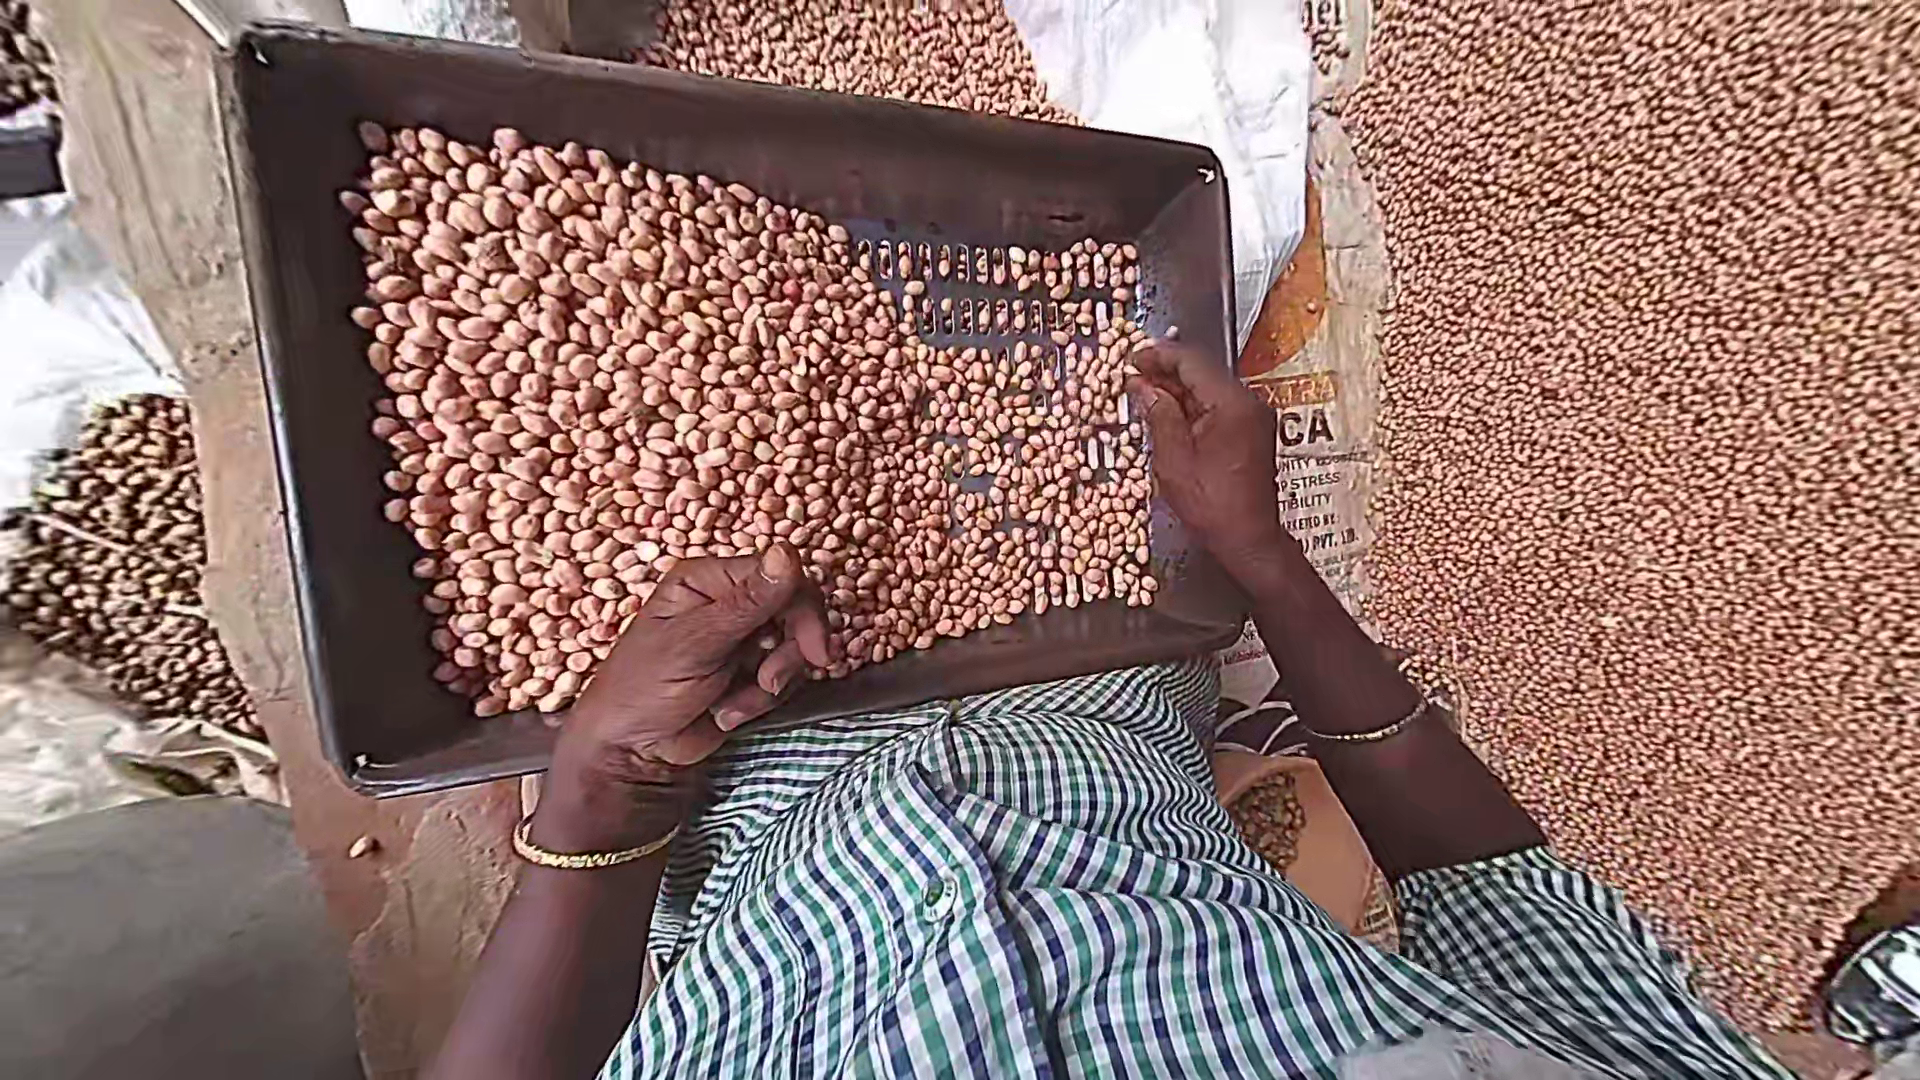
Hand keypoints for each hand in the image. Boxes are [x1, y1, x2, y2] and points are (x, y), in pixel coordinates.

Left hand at [535, 543, 831, 849]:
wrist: (630, 754)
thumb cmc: (643, 689)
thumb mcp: (695, 643)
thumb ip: (747, 601)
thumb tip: (789, 552)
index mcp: (710, 580)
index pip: (781, 576)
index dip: (803, 610)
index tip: (815, 650)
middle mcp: (731, 601)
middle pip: (796, 612)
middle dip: (787, 654)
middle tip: (769, 682)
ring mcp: (743, 636)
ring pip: (794, 648)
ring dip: (771, 682)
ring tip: (734, 703)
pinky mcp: (752, 669)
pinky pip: (785, 676)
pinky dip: (762, 699)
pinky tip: (728, 711)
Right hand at [1125, 343, 1289, 578]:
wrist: (1247, 538)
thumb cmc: (1209, 503)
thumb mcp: (1174, 459)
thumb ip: (1159, 415)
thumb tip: (1142, 386)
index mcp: (1232, 404)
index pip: (1193, 362)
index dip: (1159, 356)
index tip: (1131, 358)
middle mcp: (1249, 403)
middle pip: (1203, 373)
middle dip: (1165, 372)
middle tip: (1132, 376)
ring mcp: (1253, 417)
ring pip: (1208, 390)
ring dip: (1176, 390)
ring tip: (1143, 394)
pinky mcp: (1250, 433)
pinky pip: (1215, 408)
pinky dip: (1189, 407)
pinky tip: (1166, 414)